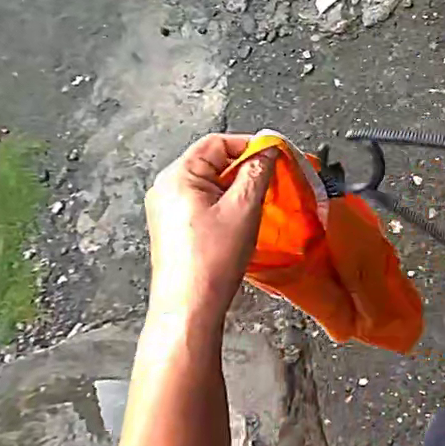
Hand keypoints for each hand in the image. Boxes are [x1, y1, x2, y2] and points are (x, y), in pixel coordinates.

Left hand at [144, 133, 276, 326]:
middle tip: (274, 180)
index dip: (251, 144)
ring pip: (213, 182)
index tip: (277, 154)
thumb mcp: (245, 208)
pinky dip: (229, 202)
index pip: (218, 142)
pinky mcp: (176, 224)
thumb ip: (258, 172)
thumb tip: (269, 150)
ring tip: (260, 203)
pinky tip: (244, 218)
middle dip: (247, 167)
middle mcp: (167, 188)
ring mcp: (169, 207)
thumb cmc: (212, 259)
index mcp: (177, 177)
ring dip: (240, 186)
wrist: (191, 302)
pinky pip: (207, 200)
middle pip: (214, 160)